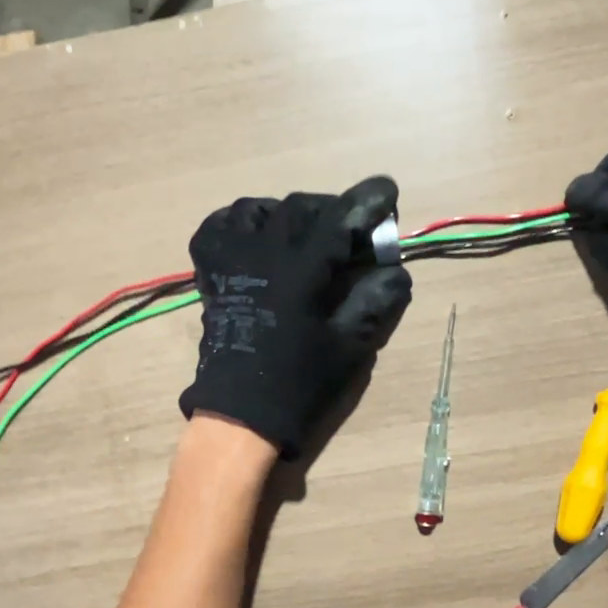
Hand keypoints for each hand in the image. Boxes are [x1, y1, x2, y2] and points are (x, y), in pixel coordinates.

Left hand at [180, 176, 411, 458]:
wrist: (241, 415)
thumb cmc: (300, 384)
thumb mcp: (351, 347)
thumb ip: (376, 301)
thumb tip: (395, 271)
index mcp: (302, 267)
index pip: (340, 216)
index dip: (368, 201)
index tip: (388, 192)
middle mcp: (264, 251)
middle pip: (302, 207)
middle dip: (334, 211)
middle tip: (354, 233)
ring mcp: (232, 261)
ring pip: (260, 211)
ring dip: (289, 214)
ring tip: (307, 235)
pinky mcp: (212, 276)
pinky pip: (219, 229)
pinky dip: (240, 223)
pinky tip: (258, 238)